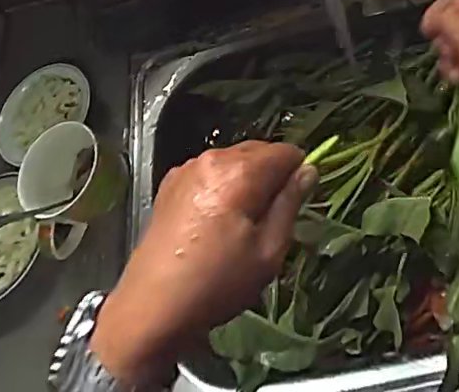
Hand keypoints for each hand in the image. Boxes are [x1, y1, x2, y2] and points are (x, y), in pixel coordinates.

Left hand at [94, 141, 316, 385]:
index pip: (285, 152)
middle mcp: (213, 158)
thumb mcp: (267, 253)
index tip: (296, 201)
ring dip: (247, 178)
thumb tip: (308, 171)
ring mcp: (189, 167)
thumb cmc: (215, 284)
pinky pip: (211, 170)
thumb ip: (290, 205)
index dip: (297, 173)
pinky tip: (215, 218)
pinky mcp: (172, 180)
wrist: (150, 308)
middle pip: (259, 151)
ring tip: (241, 220)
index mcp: (239, 172)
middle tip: (270, 216)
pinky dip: (222, 183)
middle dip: (272, 175)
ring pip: (234, 158)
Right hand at [419, 0, 458, 140]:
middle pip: (452, 23)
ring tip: (456, 76)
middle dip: (443, 40)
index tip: (428, 34)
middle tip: (449, 57)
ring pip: (457, 46)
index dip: (436, 13)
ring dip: (449, 60)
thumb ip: (448, 20)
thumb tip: (432, 16)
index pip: (453, 0)